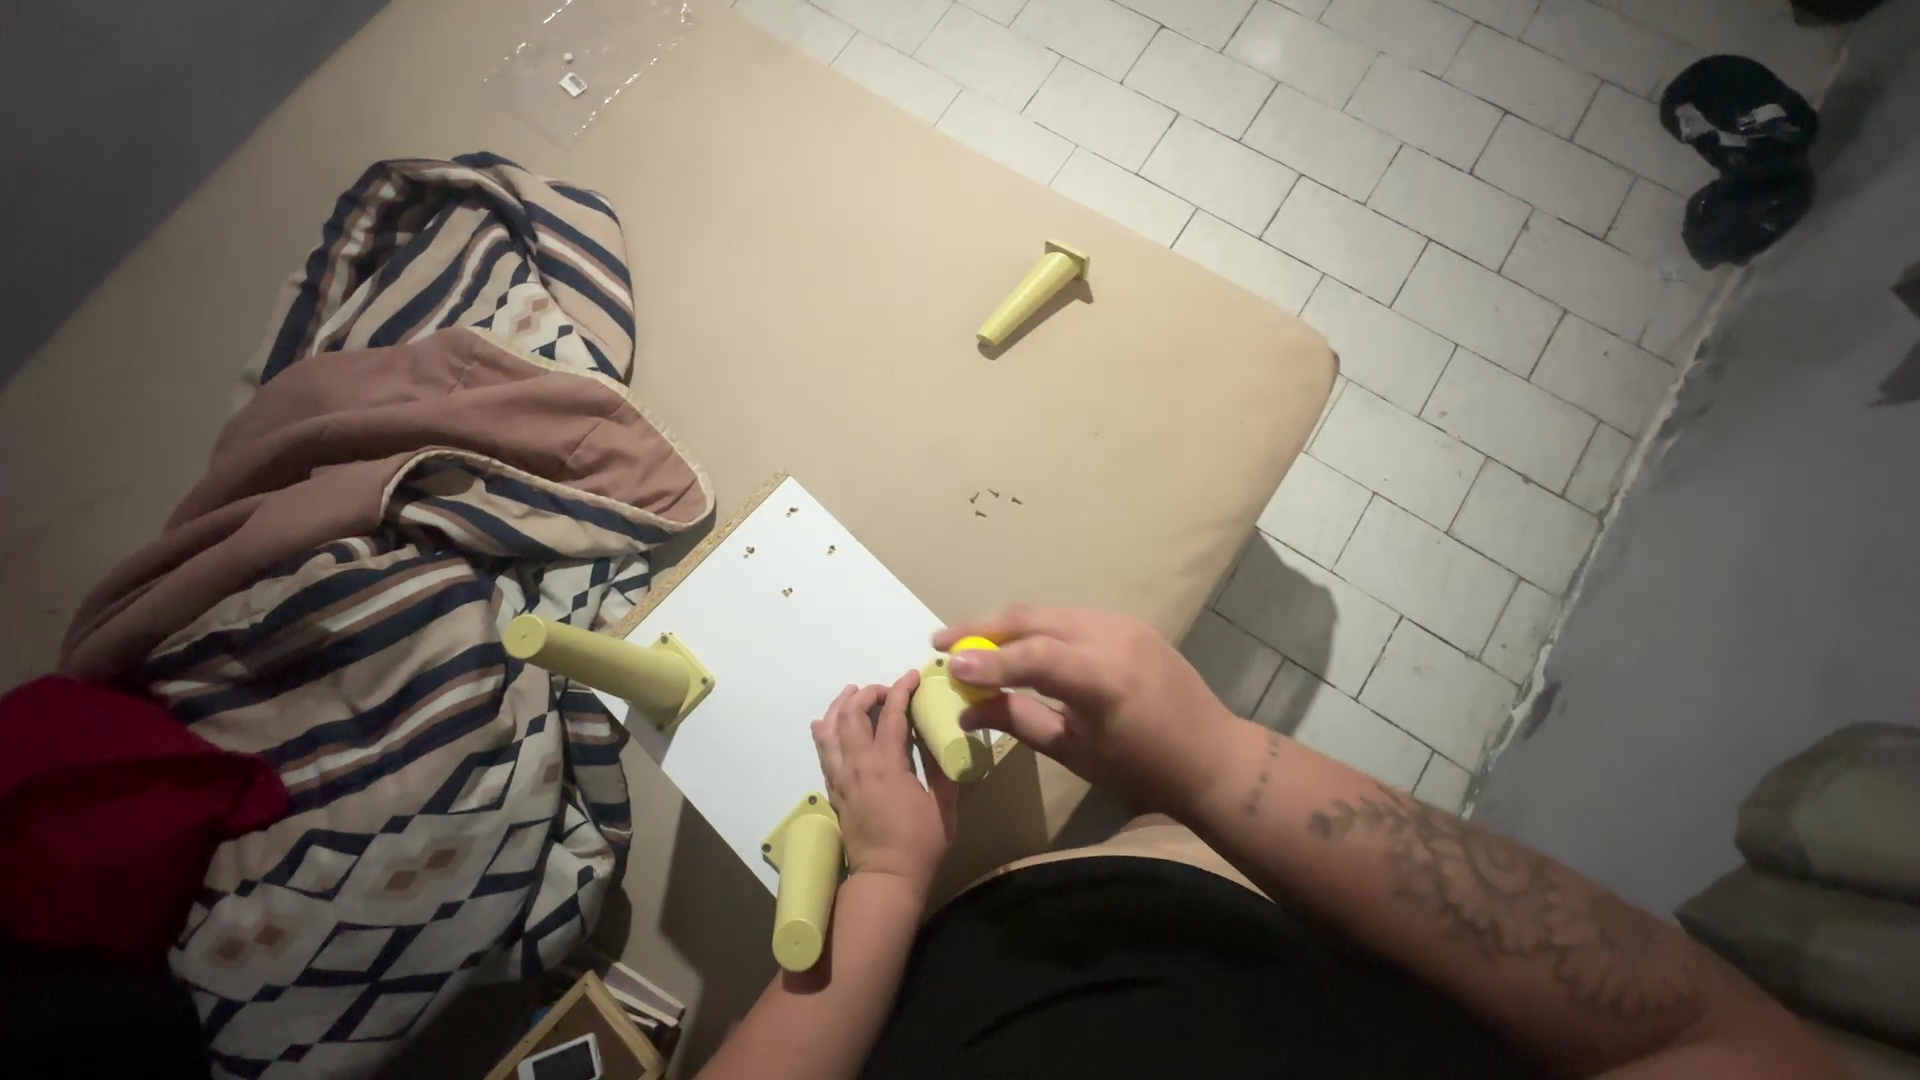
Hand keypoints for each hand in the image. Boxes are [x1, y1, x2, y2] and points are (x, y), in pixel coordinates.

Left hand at [810, 670, 958, 897]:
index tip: (912, 675)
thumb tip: (942, 739)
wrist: (887, 879)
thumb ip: (941, 768)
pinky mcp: (834, 791)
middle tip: (887, 690)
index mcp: (887, 766)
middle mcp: (858, 766)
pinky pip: (823, 753)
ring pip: (831, 731)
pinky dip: (824, 732)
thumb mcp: (944, 805)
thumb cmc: (920, 845)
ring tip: (853, 693)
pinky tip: (826, 722)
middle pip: (852, 715)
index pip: (891, 715)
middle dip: (868, 693)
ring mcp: (842, 778)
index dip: (901, 690)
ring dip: (841, 706)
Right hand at [935, 606, 1240, 815]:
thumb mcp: (1075, 751)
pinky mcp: (1127, 622)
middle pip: (1033, 618)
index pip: (1032, 655)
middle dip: (983, 627)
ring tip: (969, 641)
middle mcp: (1112, 637)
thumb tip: (966, 710)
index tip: (945, 664)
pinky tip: (1015, 642)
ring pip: (1049, 611)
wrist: (1211, 755)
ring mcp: (1122, 623)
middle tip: (942, 641)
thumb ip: (1019, 721)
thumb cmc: (1142, 769)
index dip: (985, 659)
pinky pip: (1070, 615)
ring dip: (1006, 623)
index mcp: (1103, 678)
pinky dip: (1036, 626)